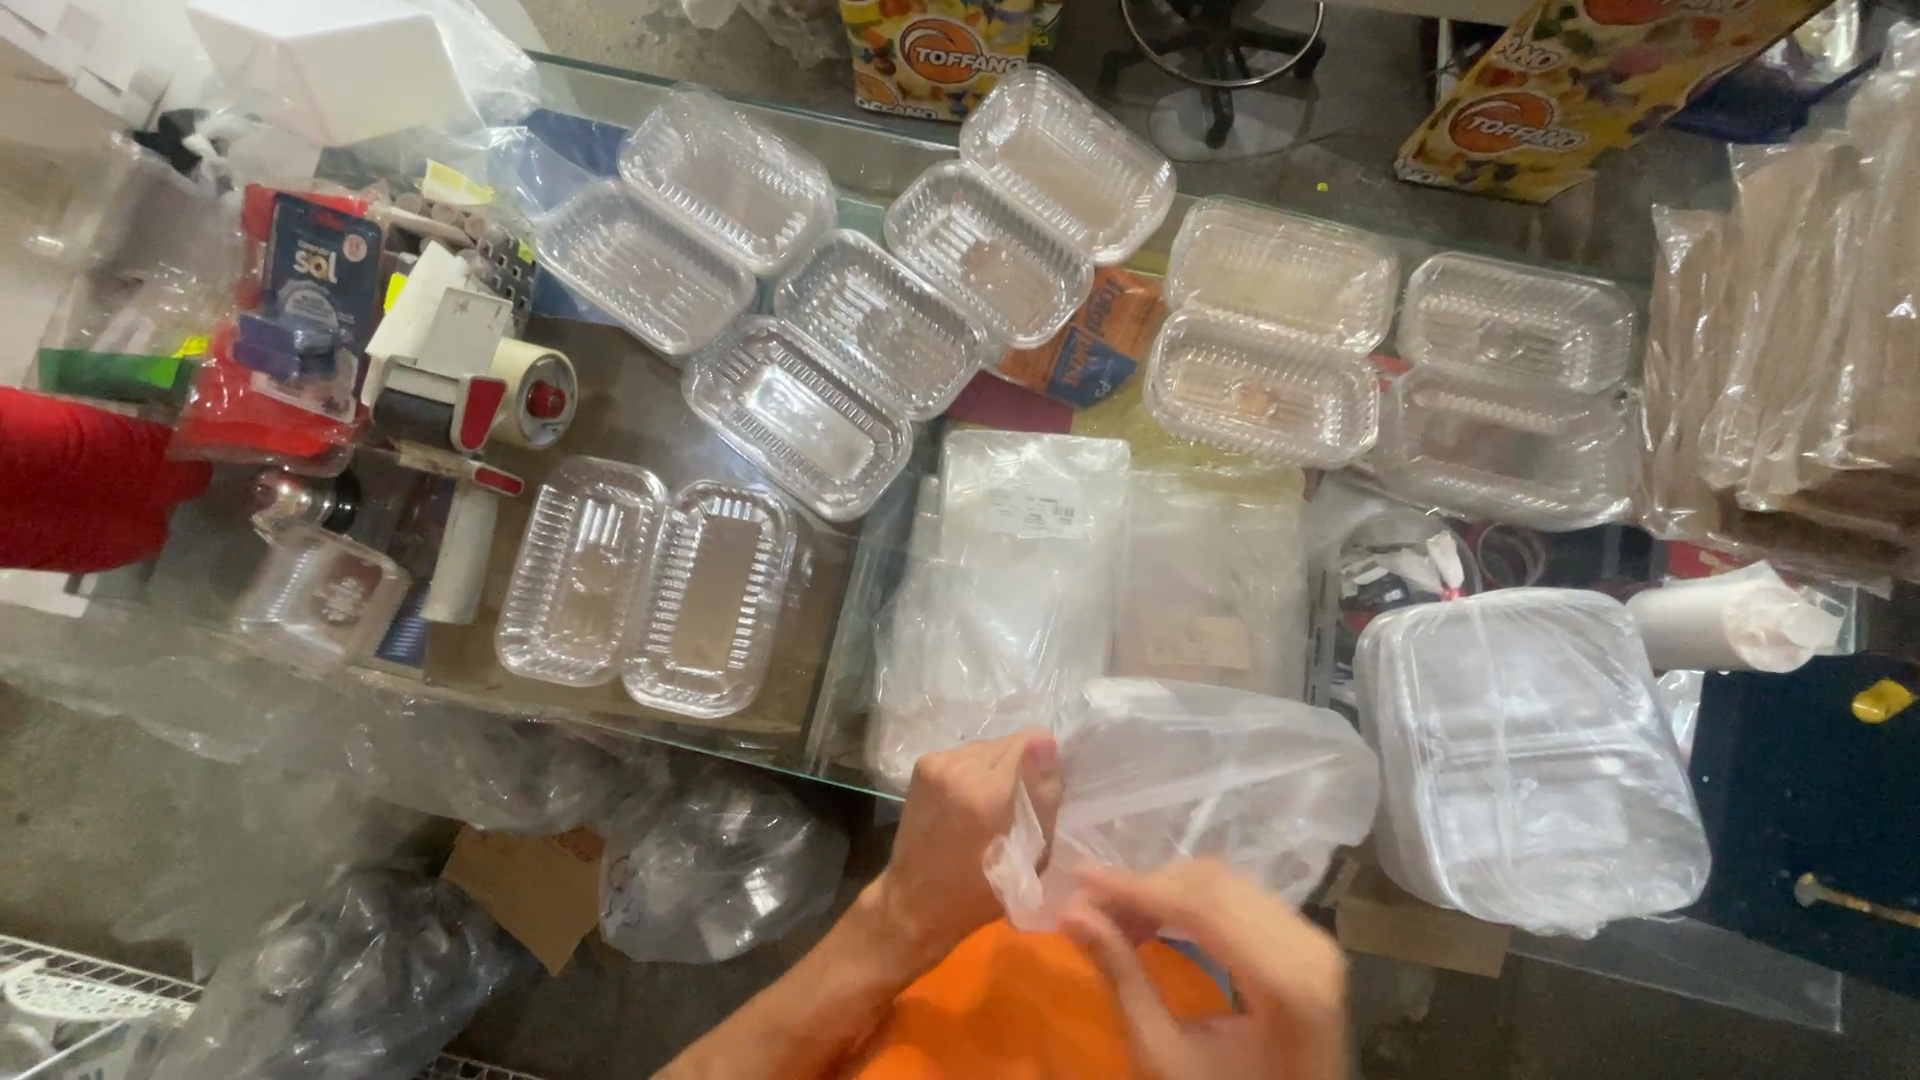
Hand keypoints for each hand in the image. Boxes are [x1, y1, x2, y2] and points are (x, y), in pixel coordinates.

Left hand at [860, 730, 1064, 975]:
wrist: (914, 899)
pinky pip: (968, 753)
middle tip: (1018, 804)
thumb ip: (1043, 799)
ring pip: (989, 745)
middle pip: (1010, 742)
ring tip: (994, 803)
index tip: (1041, 790)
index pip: (1030, 742)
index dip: (1044, 763)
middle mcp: (957, 768)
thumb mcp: (1028, 859)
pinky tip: (972, 798)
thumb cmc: (977, 894)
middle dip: (1022, 766)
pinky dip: (977, 770)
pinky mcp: (923, 763)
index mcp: (984, 795)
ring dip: (999, 767)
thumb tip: (1048, 744)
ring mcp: (936, 762)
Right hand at [1062, 860, 1348, 1079]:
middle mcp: (1309, 947)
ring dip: (1161, 889)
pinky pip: (1237, 894)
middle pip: (1210, 885)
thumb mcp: (1166, 1057)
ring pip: (1221, 881)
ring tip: (1114, 913)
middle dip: (1142, 887)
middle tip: (1088, 905)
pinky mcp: (1304, 938)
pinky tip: (1152, 914)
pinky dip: (1187, 897)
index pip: (1200, 907)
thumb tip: (1072, 914)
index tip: (1077, 876)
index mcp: (1288, 984)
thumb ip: (1123, 979)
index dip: (1134, 886)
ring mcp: (1312, 939)